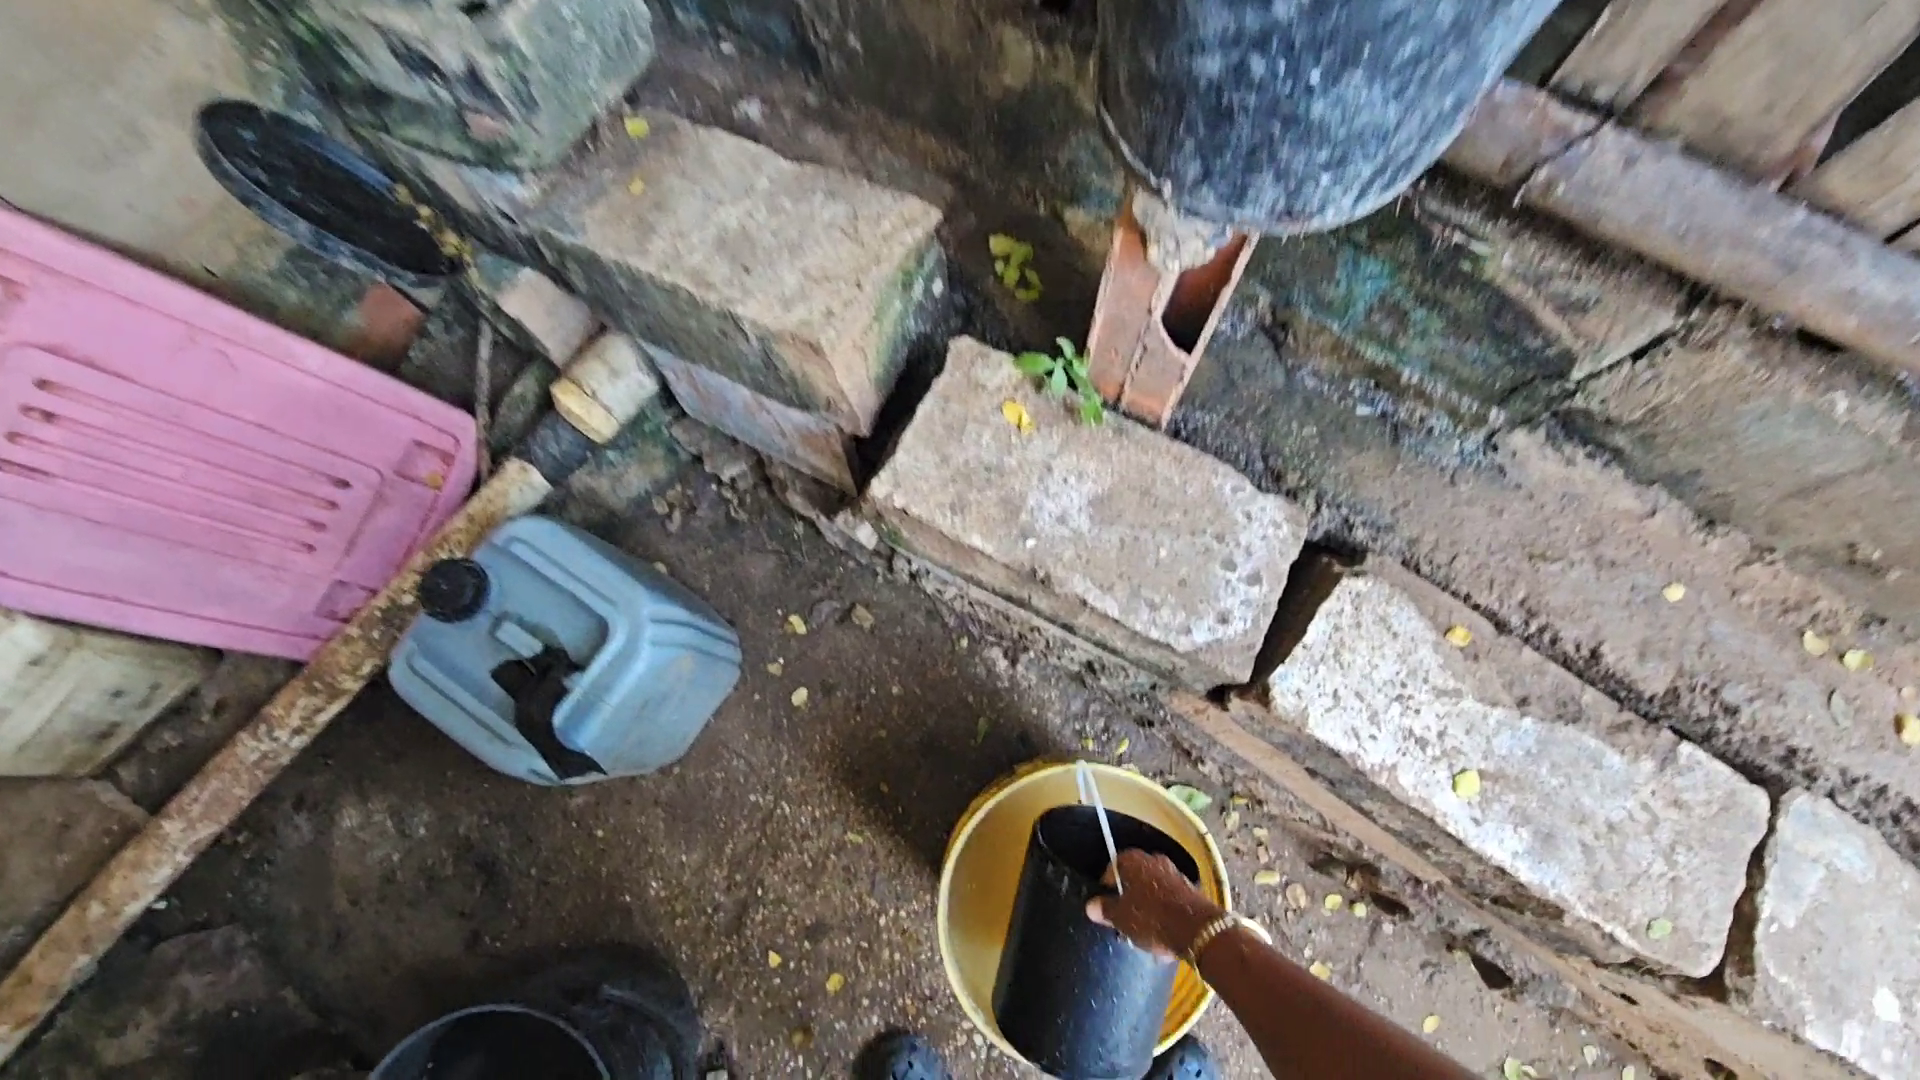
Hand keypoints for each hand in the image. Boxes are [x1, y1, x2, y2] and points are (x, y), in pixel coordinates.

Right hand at [1085, 849, 1224, 959]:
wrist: (1198, 930)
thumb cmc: (1152, 919)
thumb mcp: (1121, 918)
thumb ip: (1104, 909)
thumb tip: (1091, 905)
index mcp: (1133, 859)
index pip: (1112, 867)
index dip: (1107, 887)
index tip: (1106, 906)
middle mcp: (1154, 859)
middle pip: (1134, 878)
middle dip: (1129, 899)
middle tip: (1124, 921)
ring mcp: (1175, 873)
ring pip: (1153, 890)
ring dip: (1148, 908)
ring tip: (1144, 934)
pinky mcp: (1191, 890)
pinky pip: (1170, 900)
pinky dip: (1165, 914)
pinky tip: (1163, 935)